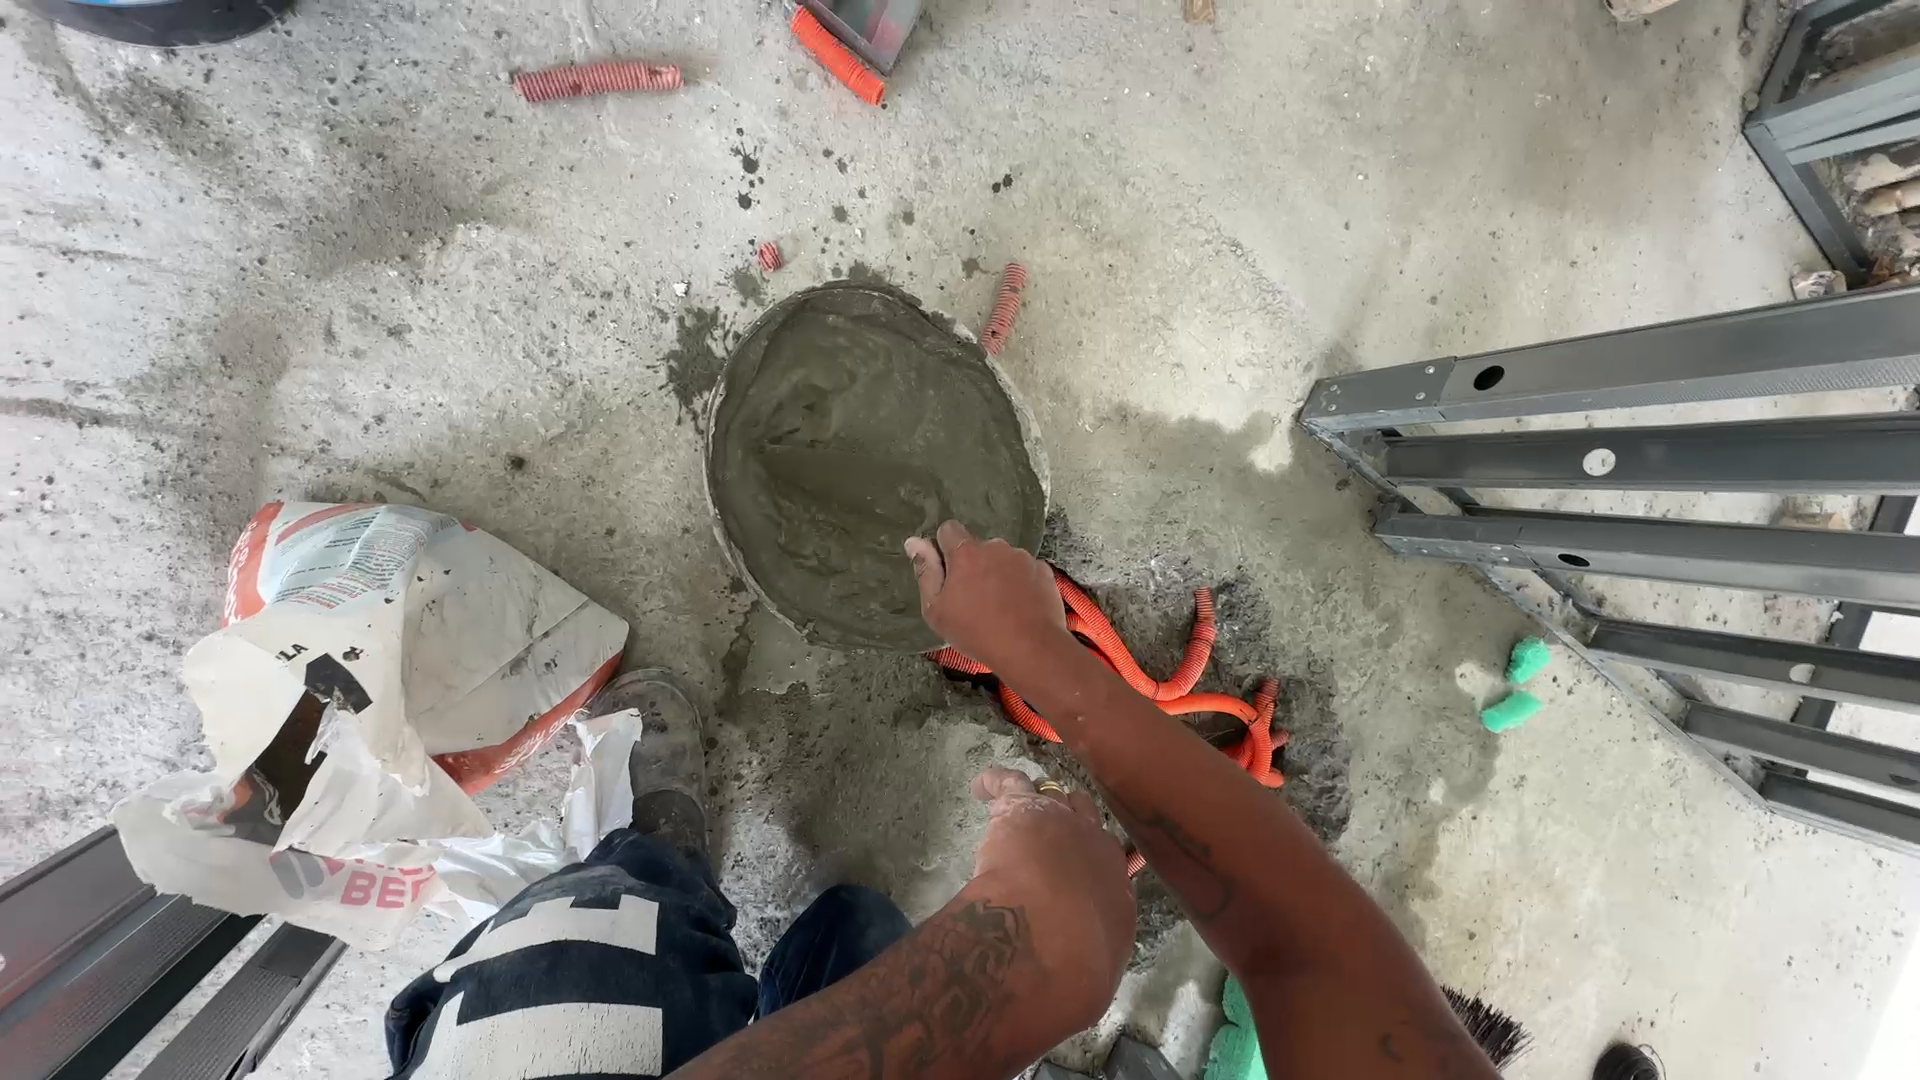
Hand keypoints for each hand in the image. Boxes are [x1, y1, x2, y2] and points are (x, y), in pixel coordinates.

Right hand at [904, 521, 1072, 672]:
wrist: (1030, 648)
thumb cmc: (976, 631)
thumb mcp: (936, 609)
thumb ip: (925, 572)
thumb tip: (914, 542)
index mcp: (966, 552)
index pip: (949, 529)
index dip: (945, 548)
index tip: (948, 572)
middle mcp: (996, 547)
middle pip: (978, 548)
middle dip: (973, 565)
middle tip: (973, 599)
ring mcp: (1023, 558)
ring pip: (1003, 559)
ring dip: (998, 574)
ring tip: (1000, 607)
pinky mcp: (1043, 571)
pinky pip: (1025, 571)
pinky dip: (1021, 583)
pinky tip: (1021, 607)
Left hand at [964, 767, 1134, 1030]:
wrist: (1054, 939)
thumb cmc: (1079, 967)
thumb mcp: (1100, 964)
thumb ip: (1094, 950)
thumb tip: (1086, 958)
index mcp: (1114, 881)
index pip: (1105, 856)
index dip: (1088, 855)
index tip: (1074, 865)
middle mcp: (1091, 841)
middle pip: (1083, 813)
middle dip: (1068, 816)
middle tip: (1048, 827)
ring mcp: (1057, 818)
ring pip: (1051, 792)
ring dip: (1036, 797)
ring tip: (1016, 799)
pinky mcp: (1021, 807)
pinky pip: (1009, 780)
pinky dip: (994, 780)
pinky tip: (981, 785)